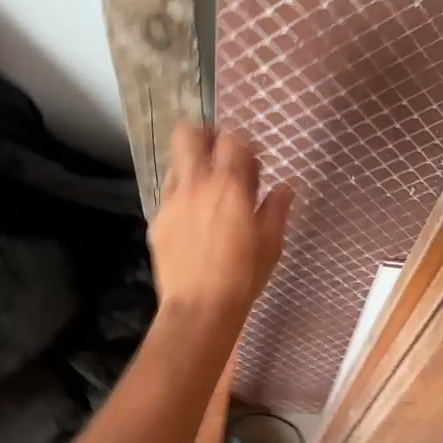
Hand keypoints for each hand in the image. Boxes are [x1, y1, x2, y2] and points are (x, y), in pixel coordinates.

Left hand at [148, 123, 293, 326]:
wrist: (200, 308)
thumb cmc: (243, 277)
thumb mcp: (270, 244)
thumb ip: (276, 209)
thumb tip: (286, 188)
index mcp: (229, 186)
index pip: (233, 140)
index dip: (243, 145)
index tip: (251, 163)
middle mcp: (196, 184)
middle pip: (188, 134)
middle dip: (203, 136)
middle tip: (218, 155)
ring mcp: (172, 200)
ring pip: (174, 162)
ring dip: (190, 166)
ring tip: (205, 189)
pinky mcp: (157, 220)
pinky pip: (167, 194)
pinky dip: (180, 195)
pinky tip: (192, 219)